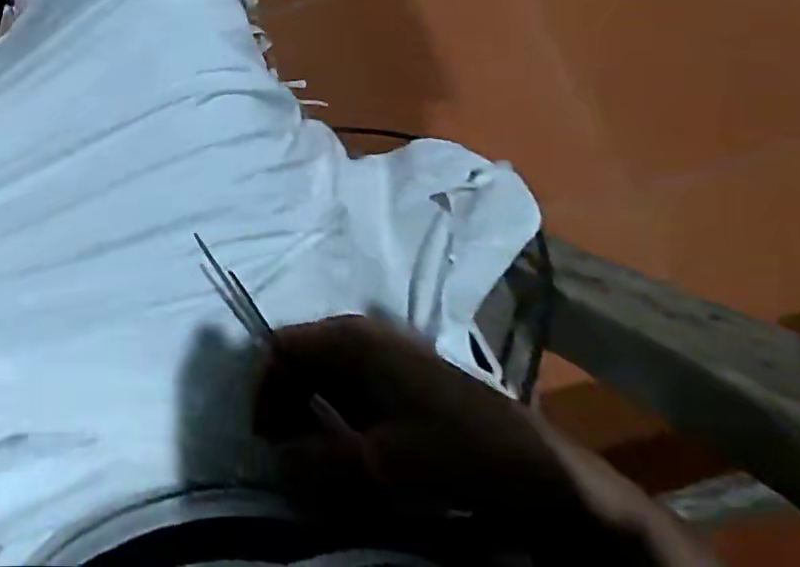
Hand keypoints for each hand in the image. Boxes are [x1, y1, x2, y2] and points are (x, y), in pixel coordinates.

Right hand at [254, 315, 577, 516]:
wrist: (537, 466)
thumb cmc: (454, 451)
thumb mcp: (379, 462)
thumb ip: (317, 460)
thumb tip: (276, 461)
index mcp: (352, 338)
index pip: (283, 347)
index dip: (265, 389)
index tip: (261, 438)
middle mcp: (364, 333)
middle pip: (303, 356)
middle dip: (286, 401)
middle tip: (282, 450)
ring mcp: (386, 351)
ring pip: (327, 373)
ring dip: (310, 411)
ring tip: (311, 456)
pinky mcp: (403, 375)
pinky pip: (352, 386)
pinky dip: (337, 414)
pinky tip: (344, 448)